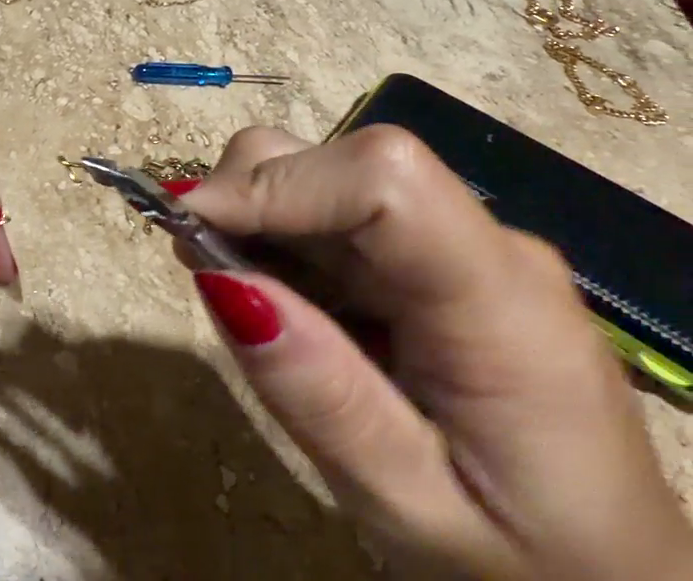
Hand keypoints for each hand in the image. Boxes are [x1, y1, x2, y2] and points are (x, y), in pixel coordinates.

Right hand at [181, 125, 692, 579]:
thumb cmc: (521, 560)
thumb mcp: (410, 507)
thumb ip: (322, 397)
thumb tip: (218, 278)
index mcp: (503, 310)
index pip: (384, 181)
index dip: (271, 185)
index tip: (181, 229)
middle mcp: (488, 253)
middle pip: (343, 162)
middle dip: (245, 198)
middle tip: (197, 271)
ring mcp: (461, 251)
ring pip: (324, 176)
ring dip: (252, 219)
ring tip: (237, 297)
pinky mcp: (429, 264)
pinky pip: (328, 217)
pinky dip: (271, 239)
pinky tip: (273, 302)